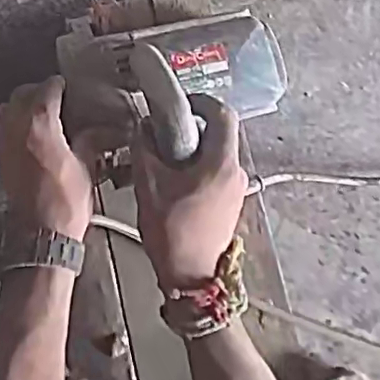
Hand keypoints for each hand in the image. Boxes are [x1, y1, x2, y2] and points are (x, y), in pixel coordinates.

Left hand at [0, 76, 99, 240]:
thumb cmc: (63, 206)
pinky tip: (35, 135)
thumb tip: (99, 131)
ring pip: (8, 108)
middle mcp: (17, 130)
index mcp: (40, 126)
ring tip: (43, 112)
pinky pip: (5, 128)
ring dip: (24, 105)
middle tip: (57, 96)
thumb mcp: (86, 167)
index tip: (68, 86)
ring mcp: (6, 144)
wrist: (42, 235)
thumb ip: (91, 141)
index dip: (60, 86)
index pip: (46, 89)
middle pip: (22, 94)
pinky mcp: (3, 159)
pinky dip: (17, 123)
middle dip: (39, 91)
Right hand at [133, 93, 247, 288]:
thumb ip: (143, 148)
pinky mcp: (230, 204)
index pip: (223, 115)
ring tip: (162, 158)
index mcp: (222, 164)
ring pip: (216, 155)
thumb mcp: (148, 184)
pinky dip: (196, 168)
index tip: (179, 103)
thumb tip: (143, 126)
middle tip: (162, 131)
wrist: (191, 277)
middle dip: (190, 128)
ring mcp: (236, 191)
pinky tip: (172, 181)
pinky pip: (215, 173)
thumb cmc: (172, 231)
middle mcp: (236, 173)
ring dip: (191, 150)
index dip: (201, 101)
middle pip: (219, 135)